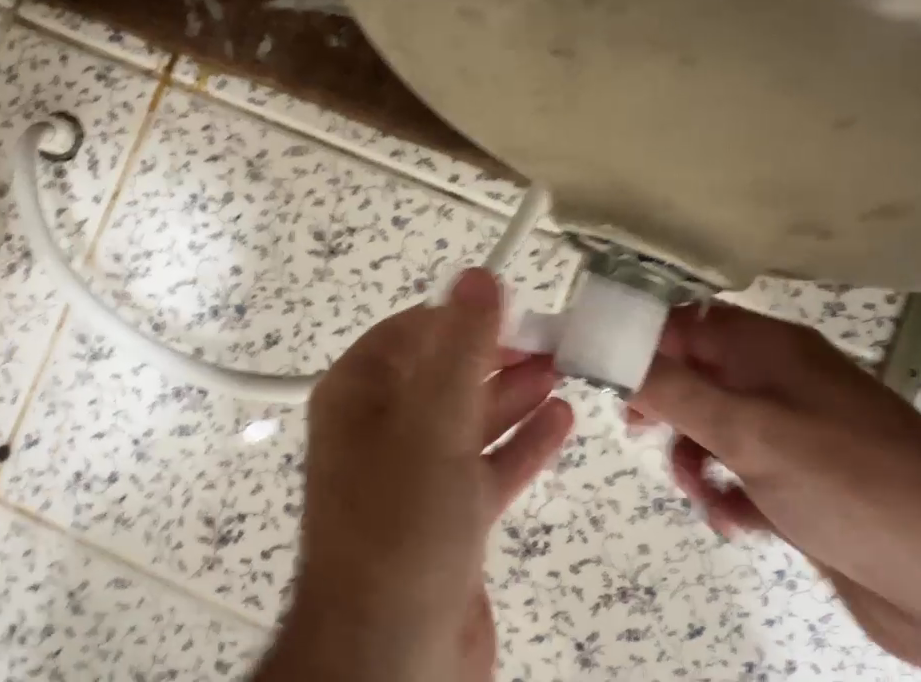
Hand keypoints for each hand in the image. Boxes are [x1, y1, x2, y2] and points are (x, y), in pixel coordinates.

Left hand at [256, 268, 573, 681]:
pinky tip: (557, 423)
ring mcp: (411, 475)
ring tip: (562, 370)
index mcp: (358, 394)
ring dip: (511, 394)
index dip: (463, 315)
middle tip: (552, 339)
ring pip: (466, 419)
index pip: (411, 332)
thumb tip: (477, 275)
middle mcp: (379, 428)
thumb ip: (459, 347)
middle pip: (442, 373)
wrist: (390, 649)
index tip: (516, 307)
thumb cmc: (401, 524)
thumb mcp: (432, 422)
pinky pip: (484, 466)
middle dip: (494, 354)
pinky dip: (519, 444)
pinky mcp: (444, 519)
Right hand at [626, 302, 920, 675]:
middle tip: (638, 432)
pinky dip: (726, 495)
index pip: (685, 321)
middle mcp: (781, 385)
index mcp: (773, 351)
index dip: (637, 338)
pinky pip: (739, 476)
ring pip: (710, 430)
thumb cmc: (859, 487)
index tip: (593, 366)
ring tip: (703, 492)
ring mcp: (795, 438)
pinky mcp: (804, 488)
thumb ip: (670, 390)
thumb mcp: (752, 433)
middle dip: (661, 407)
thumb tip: (603, 346)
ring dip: (691, 459)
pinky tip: (736, 522)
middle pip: (692, 376)